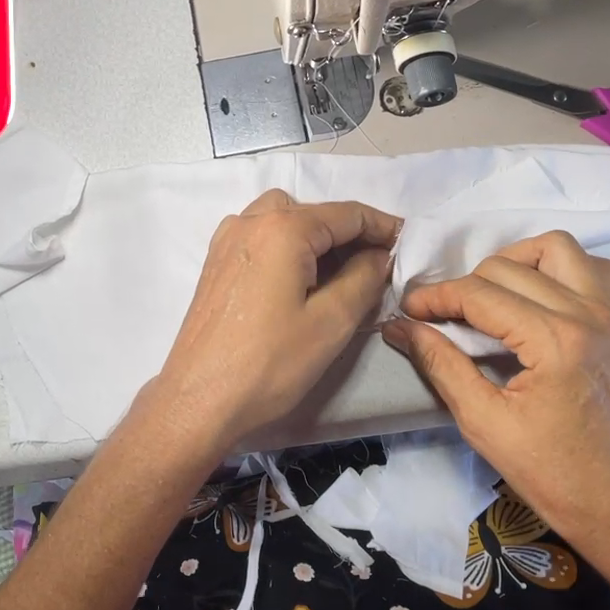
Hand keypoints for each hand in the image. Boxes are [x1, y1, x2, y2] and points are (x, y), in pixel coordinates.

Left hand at [149, 190, 399, 453]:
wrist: (200, 398)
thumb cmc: (270, 362)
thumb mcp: (331, 322)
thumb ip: (364, 278)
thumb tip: (379, 255)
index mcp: (282, 228)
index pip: (346, 214)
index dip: (383, 227)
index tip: (409, 244)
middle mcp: (250, 221)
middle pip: (313, 212)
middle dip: (348, 233)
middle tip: (377, 266)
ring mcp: (227, 240)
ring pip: (284, 220)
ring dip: (316, 238)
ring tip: (341, 275)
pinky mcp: (216, 262)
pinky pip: (261, 237)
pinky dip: (287, 246)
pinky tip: (300, 281)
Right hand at [380, 231, 609, 558]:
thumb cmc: (556, 476)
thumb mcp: (484, 424)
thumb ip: (440, 365)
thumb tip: (400, 327)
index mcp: (553, 340)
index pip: (478, 294)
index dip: (434, 298)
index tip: (407, 310)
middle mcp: (586, 314)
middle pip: (508, 267)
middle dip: (464, 284)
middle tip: (441, 316)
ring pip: (558, 248)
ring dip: (516, 261)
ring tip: (490, 294)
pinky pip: (595, 270)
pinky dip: (561, 269)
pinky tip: (538, 297)